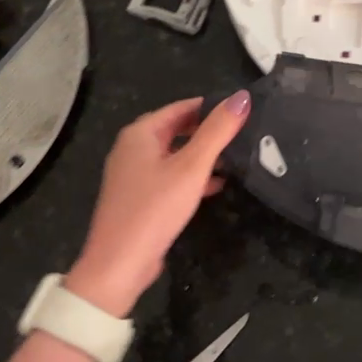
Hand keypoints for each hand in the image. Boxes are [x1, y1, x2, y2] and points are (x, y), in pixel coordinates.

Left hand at [67, 93, 249, 315]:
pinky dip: (191, 176)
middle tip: (242, 133)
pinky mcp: (138, 198)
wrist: (119, 264)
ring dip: (201, 155)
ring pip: (174, 154)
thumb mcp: (191, 167)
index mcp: (140, 133)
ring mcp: (133, 174)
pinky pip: (169, 176)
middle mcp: (132, 148)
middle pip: (176, 129)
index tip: (241, 110)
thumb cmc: (154, 208)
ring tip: (235, 157)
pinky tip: (215, 185)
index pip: (181, 107)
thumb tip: (242, 97)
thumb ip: (217, 131)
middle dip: (207, 131)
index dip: (211, 106)